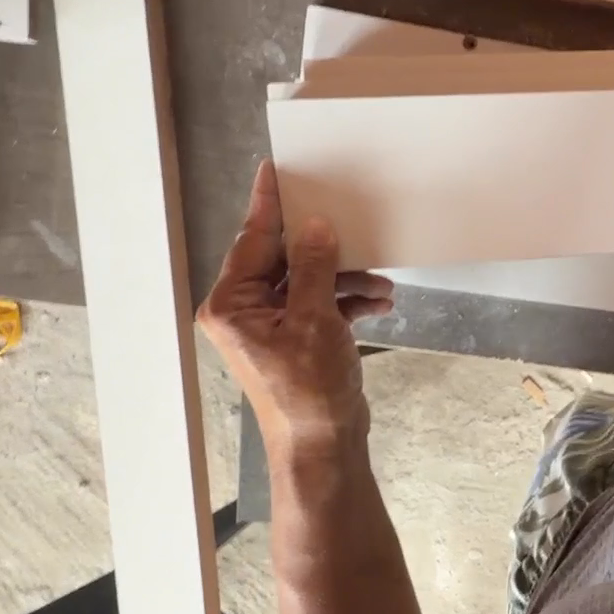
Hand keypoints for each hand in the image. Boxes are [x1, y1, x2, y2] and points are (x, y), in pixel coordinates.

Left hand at [198, 161, 394, 460]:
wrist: (324, 442)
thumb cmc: (310, 387)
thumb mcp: (316, 321)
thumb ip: (315, 270)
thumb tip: (317, 228)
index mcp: (232, 305)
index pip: (252, 241)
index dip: (268, 206)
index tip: (274, 171)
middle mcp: (245, 311)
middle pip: (285, 260)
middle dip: (326, 251)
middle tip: (350, 224)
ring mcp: (273, 326)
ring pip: (310, 282)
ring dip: (347, 280)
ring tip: (381, 285)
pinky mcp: (299, 339)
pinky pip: (323, 305)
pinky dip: (350, 302)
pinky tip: (379, 304)